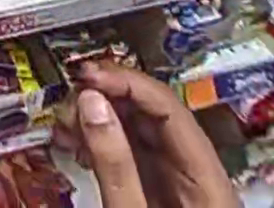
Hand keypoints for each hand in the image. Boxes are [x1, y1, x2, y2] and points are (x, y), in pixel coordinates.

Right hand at [52, 64, 238, 207]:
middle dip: (109, 100)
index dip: (127, 83)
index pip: (168, 108)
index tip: (87, 77)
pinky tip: (75, 144)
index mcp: (209, 183)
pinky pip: (133, 159)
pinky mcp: (160, 203)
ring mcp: (179, 192)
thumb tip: (90, 99)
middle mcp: (199, 178)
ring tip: (64, 120)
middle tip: (68, 96)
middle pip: (155, 118)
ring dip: (102, 121)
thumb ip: (114, 162)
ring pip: (141, 136)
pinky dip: (103, 146)